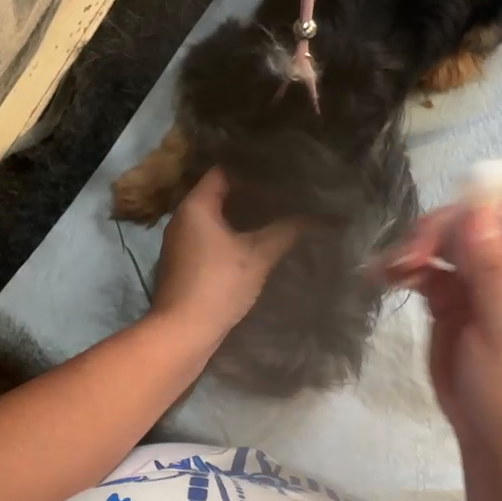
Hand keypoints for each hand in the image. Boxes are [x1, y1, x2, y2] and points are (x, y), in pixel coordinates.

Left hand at [150, 168, 302, 336]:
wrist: (182, 331)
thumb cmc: (217, 285)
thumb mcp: (258, 255)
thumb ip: (287, 230)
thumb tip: (320, 214)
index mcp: (195, 206)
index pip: (224, 171)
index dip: (253, 169)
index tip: (281, 170)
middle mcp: (183, 218)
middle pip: (220, 193)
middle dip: (252, 193)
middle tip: (286, 191)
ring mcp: (181, 241)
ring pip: (216, 217)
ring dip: (243, 216)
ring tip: (279, 212)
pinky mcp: (185, 262)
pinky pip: (211, 237)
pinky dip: (232, 235)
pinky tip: (258, 241)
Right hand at [373, 174, 501, 448]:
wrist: (494, 438)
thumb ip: (494, 270)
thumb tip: (475, 212)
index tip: (470, 201)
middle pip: (481, 213)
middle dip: (444, 226)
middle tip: (413, 255)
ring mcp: (480, 279)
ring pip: (448, 236)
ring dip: (416, 244)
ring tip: (391, 271)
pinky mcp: (450, 297)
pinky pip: (425, 265)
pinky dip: (402, 266)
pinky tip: (383, 279)